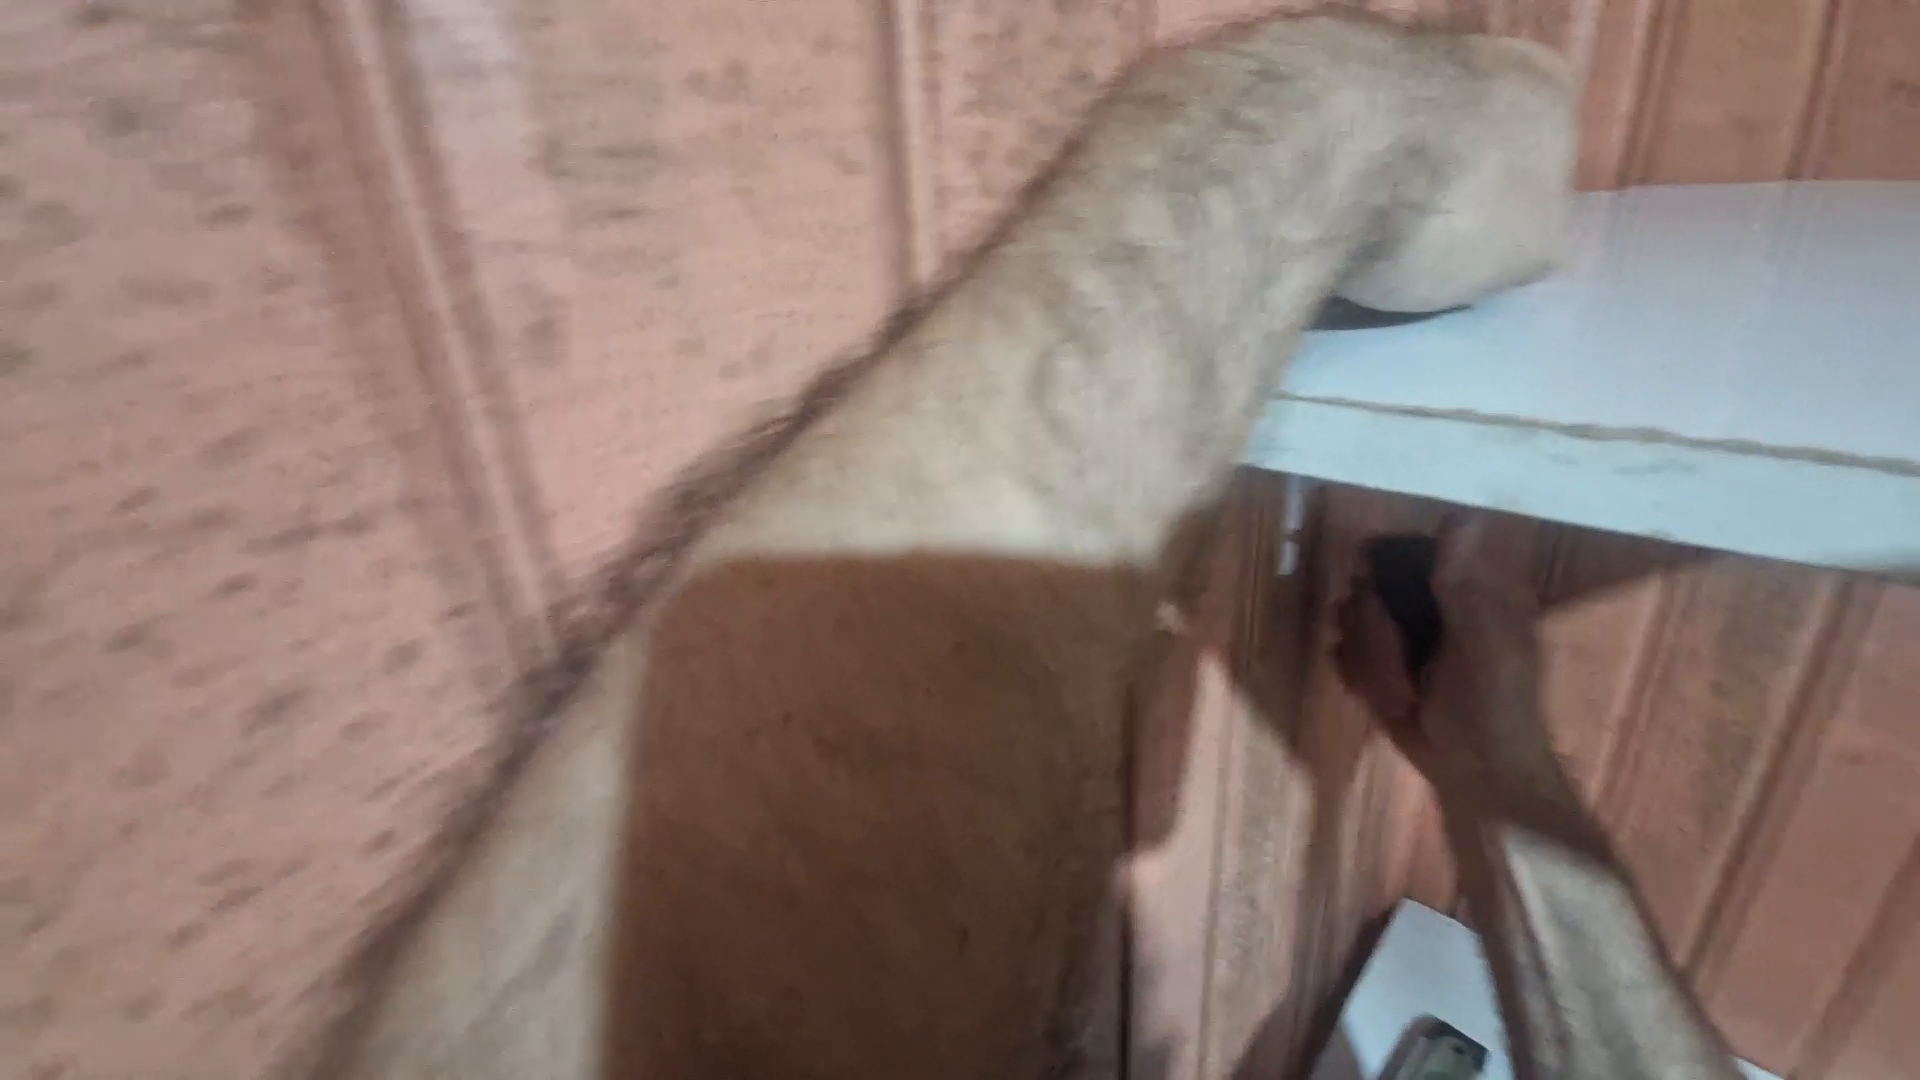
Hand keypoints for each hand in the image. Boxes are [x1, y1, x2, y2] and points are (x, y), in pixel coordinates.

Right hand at [1333, 518, 1569, 813]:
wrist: (1477, 772)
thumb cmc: (1492, 707)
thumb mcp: (1481, 644)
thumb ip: (1462, 584)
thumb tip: (1459, 513)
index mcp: (1465, 588)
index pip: (1404, 551)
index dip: (1379, 570)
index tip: (1372, 594)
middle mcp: (1430, 602)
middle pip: (1366, 587)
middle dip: (1372, 629)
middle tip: (1398, 658)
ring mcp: (1402, 633)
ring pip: (1350, 620)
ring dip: (1367, 658)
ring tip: (1398, 688)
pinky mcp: (1379, 662)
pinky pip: (1343, 650)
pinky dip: (1356, 673)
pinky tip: (1380, 695)